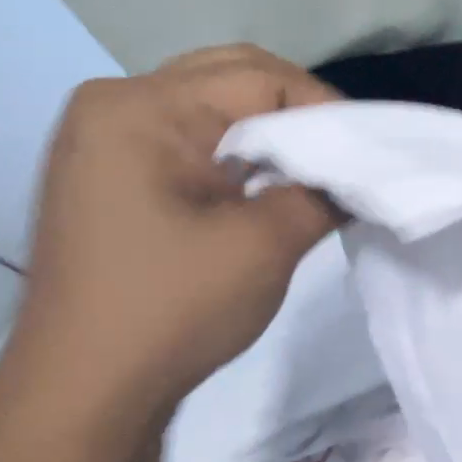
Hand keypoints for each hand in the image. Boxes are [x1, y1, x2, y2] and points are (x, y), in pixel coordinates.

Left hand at [7, 44, 343, 415]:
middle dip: (302, 113)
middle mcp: (116, 105)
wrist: (89, 383)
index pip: (260, 78)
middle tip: (349, 162)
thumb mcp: (267, 243)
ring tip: (320, 178)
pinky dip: (244, 155)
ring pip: (215, 108)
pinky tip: (274, 190)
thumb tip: (360, 177)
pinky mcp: (116, 175)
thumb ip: (323, 194)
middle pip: (233, 78)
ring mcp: (108, 140)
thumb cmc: (173, 305)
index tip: (372, 159)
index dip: (328, 111)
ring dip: (274, 135)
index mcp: (141, 108)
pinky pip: (194, 140)